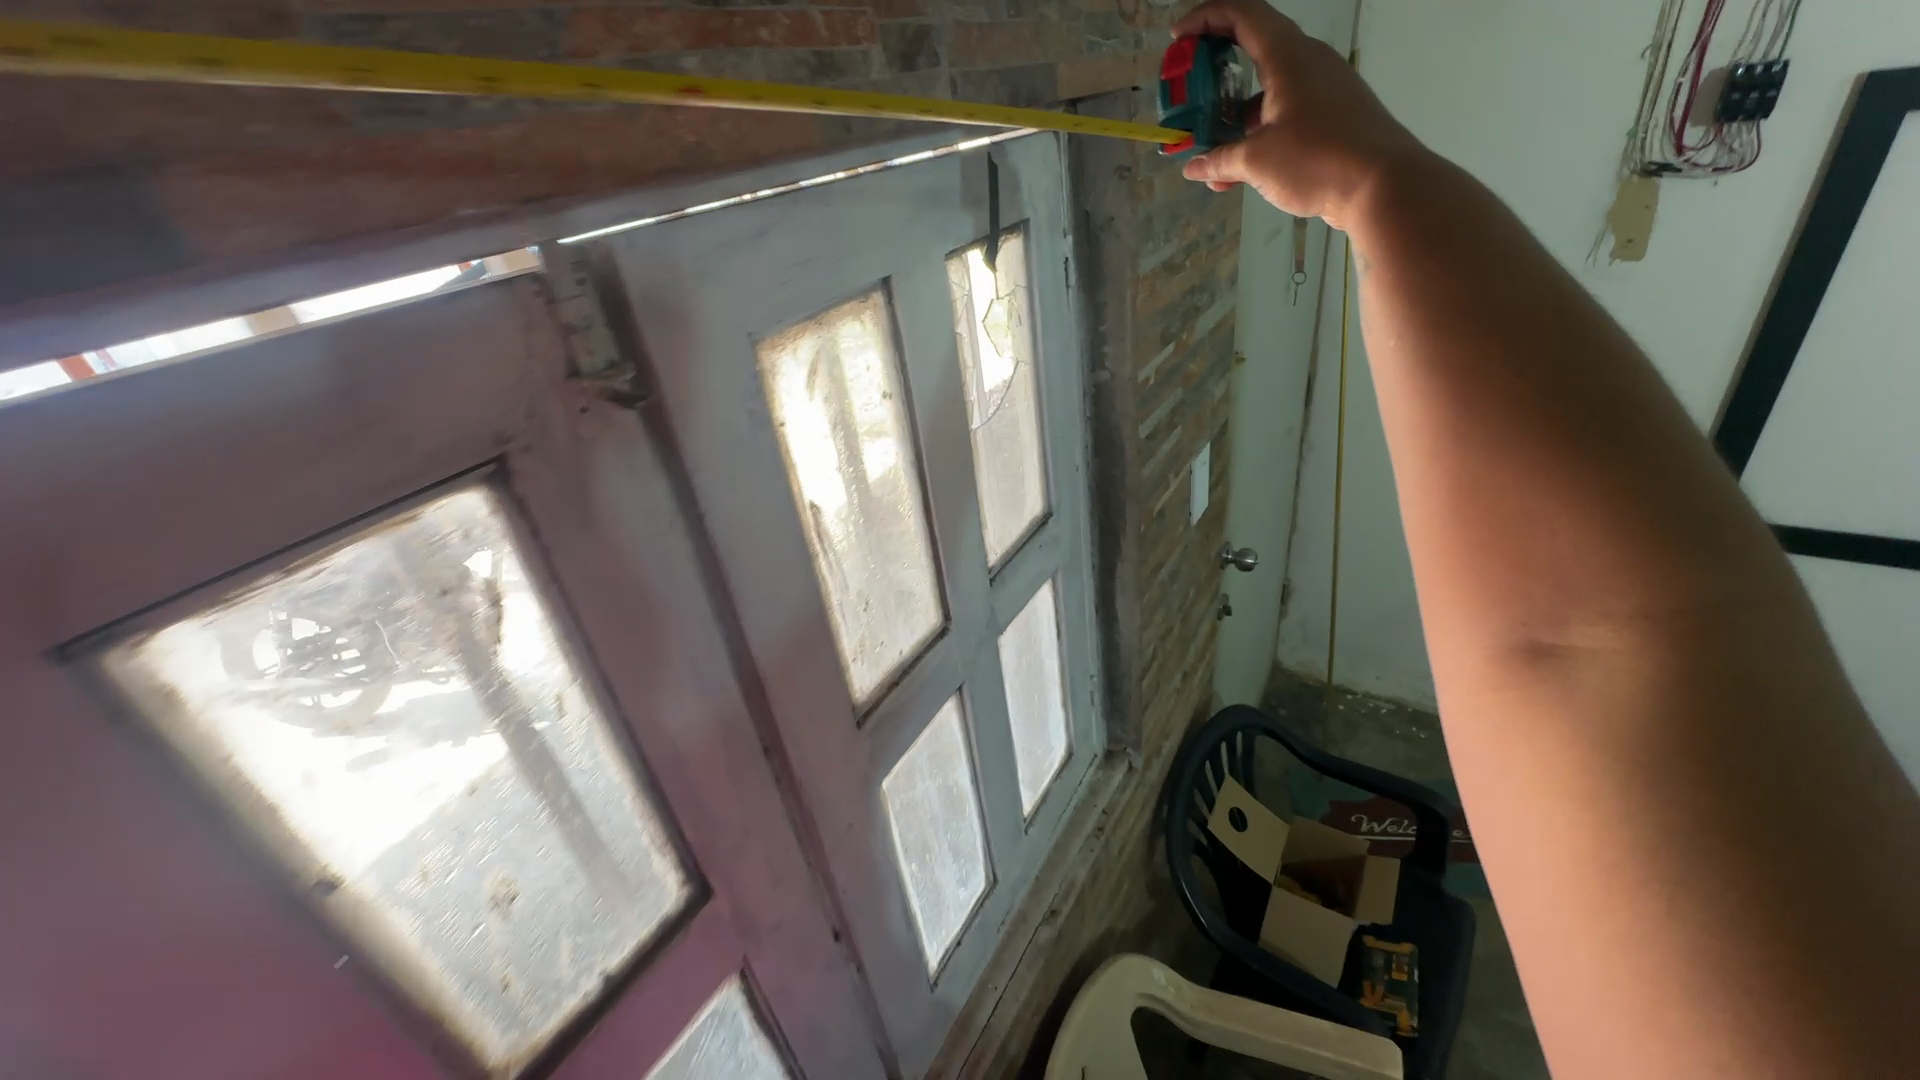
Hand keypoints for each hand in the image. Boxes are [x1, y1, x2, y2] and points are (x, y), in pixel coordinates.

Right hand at [1172, 0, 1426, 229]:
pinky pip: (1286, 113)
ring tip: (1209, 148)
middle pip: (1255, 49)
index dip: (1206, 19)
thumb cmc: (1316, 160)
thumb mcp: (1256, 162)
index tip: (1178, 38)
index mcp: (1288, 58)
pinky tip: (1239, 171)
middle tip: (1190, 93)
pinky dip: (1258, 132)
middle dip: (1216, 71)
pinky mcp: (1335, 116)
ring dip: (1235, 114)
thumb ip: (1220, 161)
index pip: (1243, 16)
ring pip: (1269, 90)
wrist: (1382, 184)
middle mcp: (1309, 63)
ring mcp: (1325, 89)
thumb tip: (1194, 168)